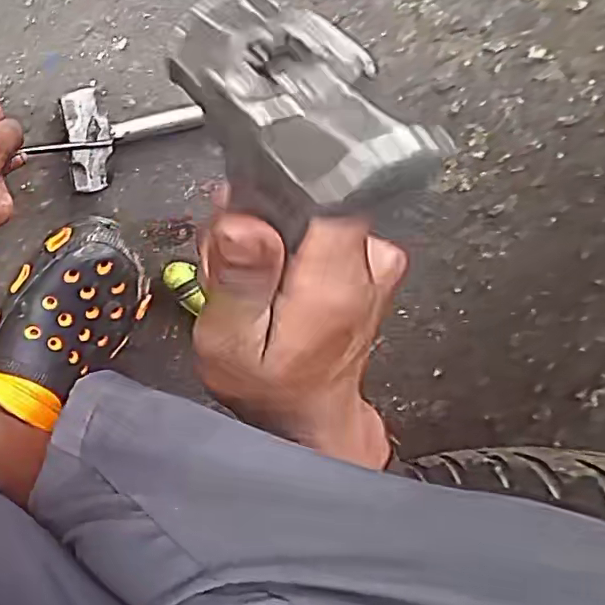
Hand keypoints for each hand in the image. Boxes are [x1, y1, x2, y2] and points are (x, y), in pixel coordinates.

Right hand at [192, 192, 407, 468]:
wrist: (306, 413)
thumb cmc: (269, 386)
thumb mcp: (231, 341)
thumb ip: (237, 279)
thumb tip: (241, 223)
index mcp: (334, 281)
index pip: (309, 190)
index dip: (257, 201)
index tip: (235, 235)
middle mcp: (367, 263)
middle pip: (296, 201)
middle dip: (250, 227)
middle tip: (234, 276)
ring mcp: (373, 259)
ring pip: (300, 211)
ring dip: (263, 239)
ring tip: (251, 284)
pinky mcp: (367, 258)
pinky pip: (315, 225)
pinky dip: (283, 246)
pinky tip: (271, 280)